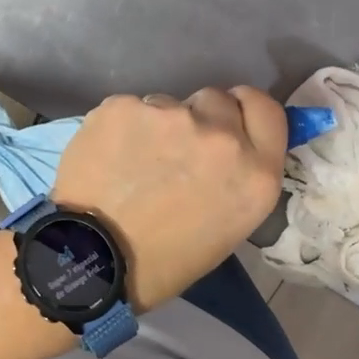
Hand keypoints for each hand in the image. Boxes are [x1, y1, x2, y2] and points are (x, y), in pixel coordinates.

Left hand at [52, 88, 286, 309]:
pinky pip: (128, 107)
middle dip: (199, 117)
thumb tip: (226, 147)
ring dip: (156, 124)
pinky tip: (107, 155)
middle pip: (216, 99)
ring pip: (167, 102)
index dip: (244, 109)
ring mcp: (168, 115)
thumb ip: (235, 175)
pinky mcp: (122, 106)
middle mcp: (218, 135)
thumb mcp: (228, 224)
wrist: (94, 255)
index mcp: (255, 171)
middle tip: (174, 149)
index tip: (228, 120)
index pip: (264, 108)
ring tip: (134, 160)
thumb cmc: (166, 258)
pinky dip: (121, 125)